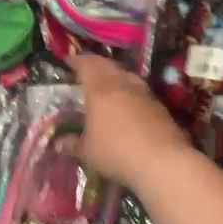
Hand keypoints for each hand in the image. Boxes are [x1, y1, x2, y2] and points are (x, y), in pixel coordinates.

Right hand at [68, 54, 199, 192]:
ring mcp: (144, 94)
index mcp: (100, 89)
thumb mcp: (88, 152)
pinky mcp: (160, 107)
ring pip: (127, 76)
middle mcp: (123, 84)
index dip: (77, 61)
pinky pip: (140, 91)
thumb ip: (73, 144)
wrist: (163, 162)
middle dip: (95, 64)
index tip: (69, 61)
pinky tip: (129, 105)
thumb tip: (60, 144)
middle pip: (108, 65)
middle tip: (86, 70)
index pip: (87, 65)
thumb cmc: (117, 152)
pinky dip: (130, 92)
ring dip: (116, 76)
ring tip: (108, 84)